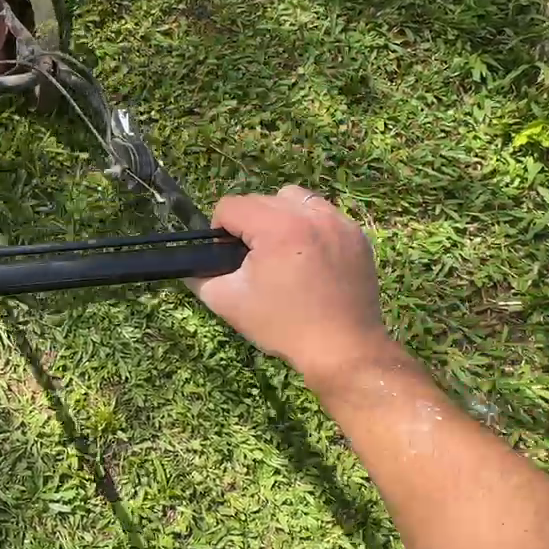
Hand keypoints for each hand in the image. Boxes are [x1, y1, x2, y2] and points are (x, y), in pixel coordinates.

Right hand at [189, 185, 394, 381]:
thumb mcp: (227, 302)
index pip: (231, 206)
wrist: (342, 349)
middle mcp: (310, 216)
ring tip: (279, 250)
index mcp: (277, 228)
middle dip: (248, 224)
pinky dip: (307, 226)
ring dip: (278, 216)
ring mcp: (338, 223)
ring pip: (293, 199)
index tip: (226, 256)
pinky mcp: (356, 235)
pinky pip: (322, 214)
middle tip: (251, 259)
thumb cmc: (282, 325)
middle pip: (260, 200)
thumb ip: (200, 276)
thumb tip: (192, 266)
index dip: (219, 229)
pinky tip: (306, 255)